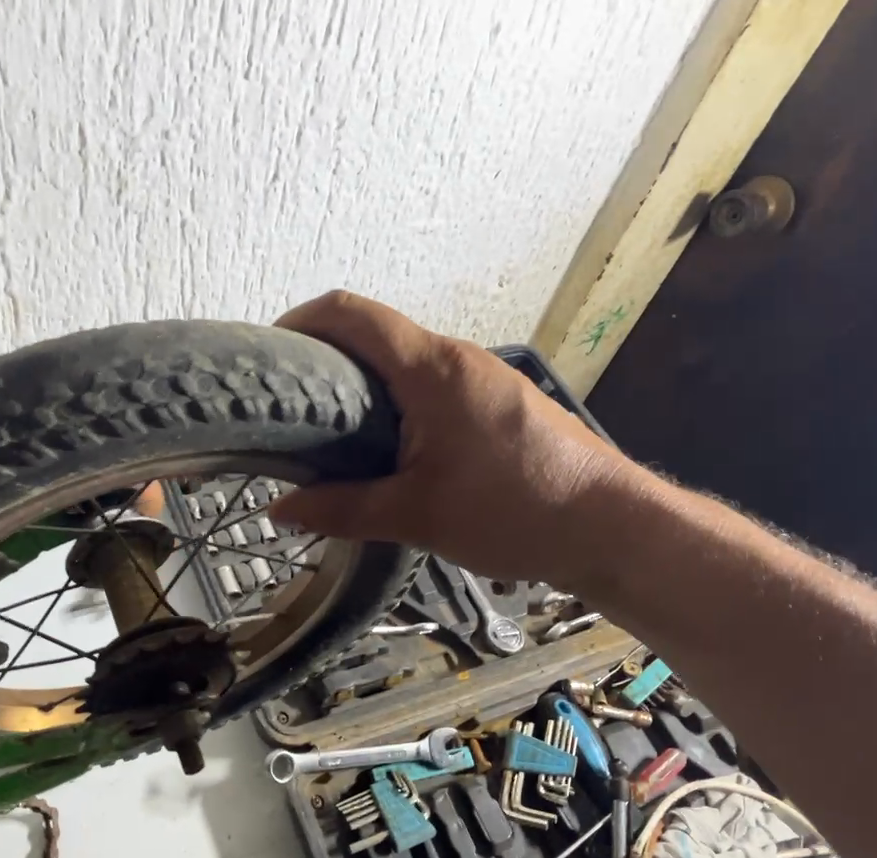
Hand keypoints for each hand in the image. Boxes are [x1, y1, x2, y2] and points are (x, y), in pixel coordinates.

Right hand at [269, 291, 645, 584]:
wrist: (611, 526)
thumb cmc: (514, 511)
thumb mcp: (417, 516)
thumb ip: (343, 509)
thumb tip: (280, 510)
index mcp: (431, 369)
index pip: (351, 314)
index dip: (300, 323)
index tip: (265, 357)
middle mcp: (455, 358)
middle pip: (373, 337)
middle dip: (322, 363)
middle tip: (284, 411)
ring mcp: (481, 378)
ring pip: (402, 366)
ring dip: (359, 390)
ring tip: (323, 438)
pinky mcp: (496, 403)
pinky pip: (428, 389)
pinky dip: (392, 407)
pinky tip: (381, 453)